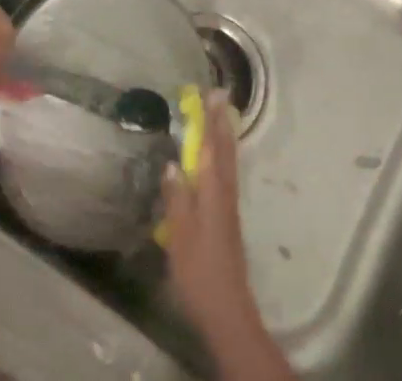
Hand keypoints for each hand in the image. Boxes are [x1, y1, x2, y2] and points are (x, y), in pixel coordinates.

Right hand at [160, 92, 262, 339]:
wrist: (226, 307)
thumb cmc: (199, 271)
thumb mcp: (180, 235)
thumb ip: (177, 198)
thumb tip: (172, 163)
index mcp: (213, 194)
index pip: (213, 149)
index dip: (211, 121)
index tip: (212, 94)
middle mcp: (225, 195)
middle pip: (225, 152)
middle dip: (221, 123)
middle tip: (219, 96)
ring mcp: (228, 208)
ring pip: (228, 163)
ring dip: (224, 137)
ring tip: (220, 117)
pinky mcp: (227, 220)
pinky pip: (225, 177)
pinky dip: (222, 158)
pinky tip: (215, 160)